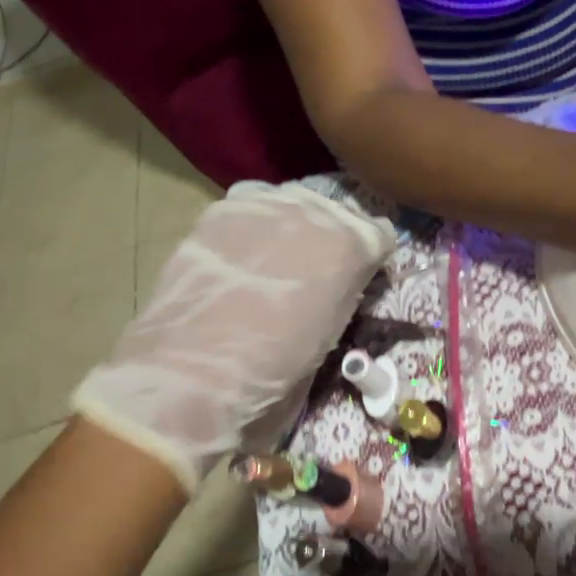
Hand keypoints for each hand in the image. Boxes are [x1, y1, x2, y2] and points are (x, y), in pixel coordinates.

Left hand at [71, 183, 393, 491]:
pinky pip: (252, 203)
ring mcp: (267, 206)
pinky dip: (254, 222)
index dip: (372, 258)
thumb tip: (339, 284)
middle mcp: (316, 213)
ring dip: (295, 224)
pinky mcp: (222, 211)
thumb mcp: (333, 335)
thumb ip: (344, 294)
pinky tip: (244, 249)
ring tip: (279, 256)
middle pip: (338, 212)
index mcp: (353, 246)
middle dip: (334, 237)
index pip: (380, 234)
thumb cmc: (277, 372)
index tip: (362, 278)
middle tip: (317, 272)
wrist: (196, 375)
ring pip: (295, 201)